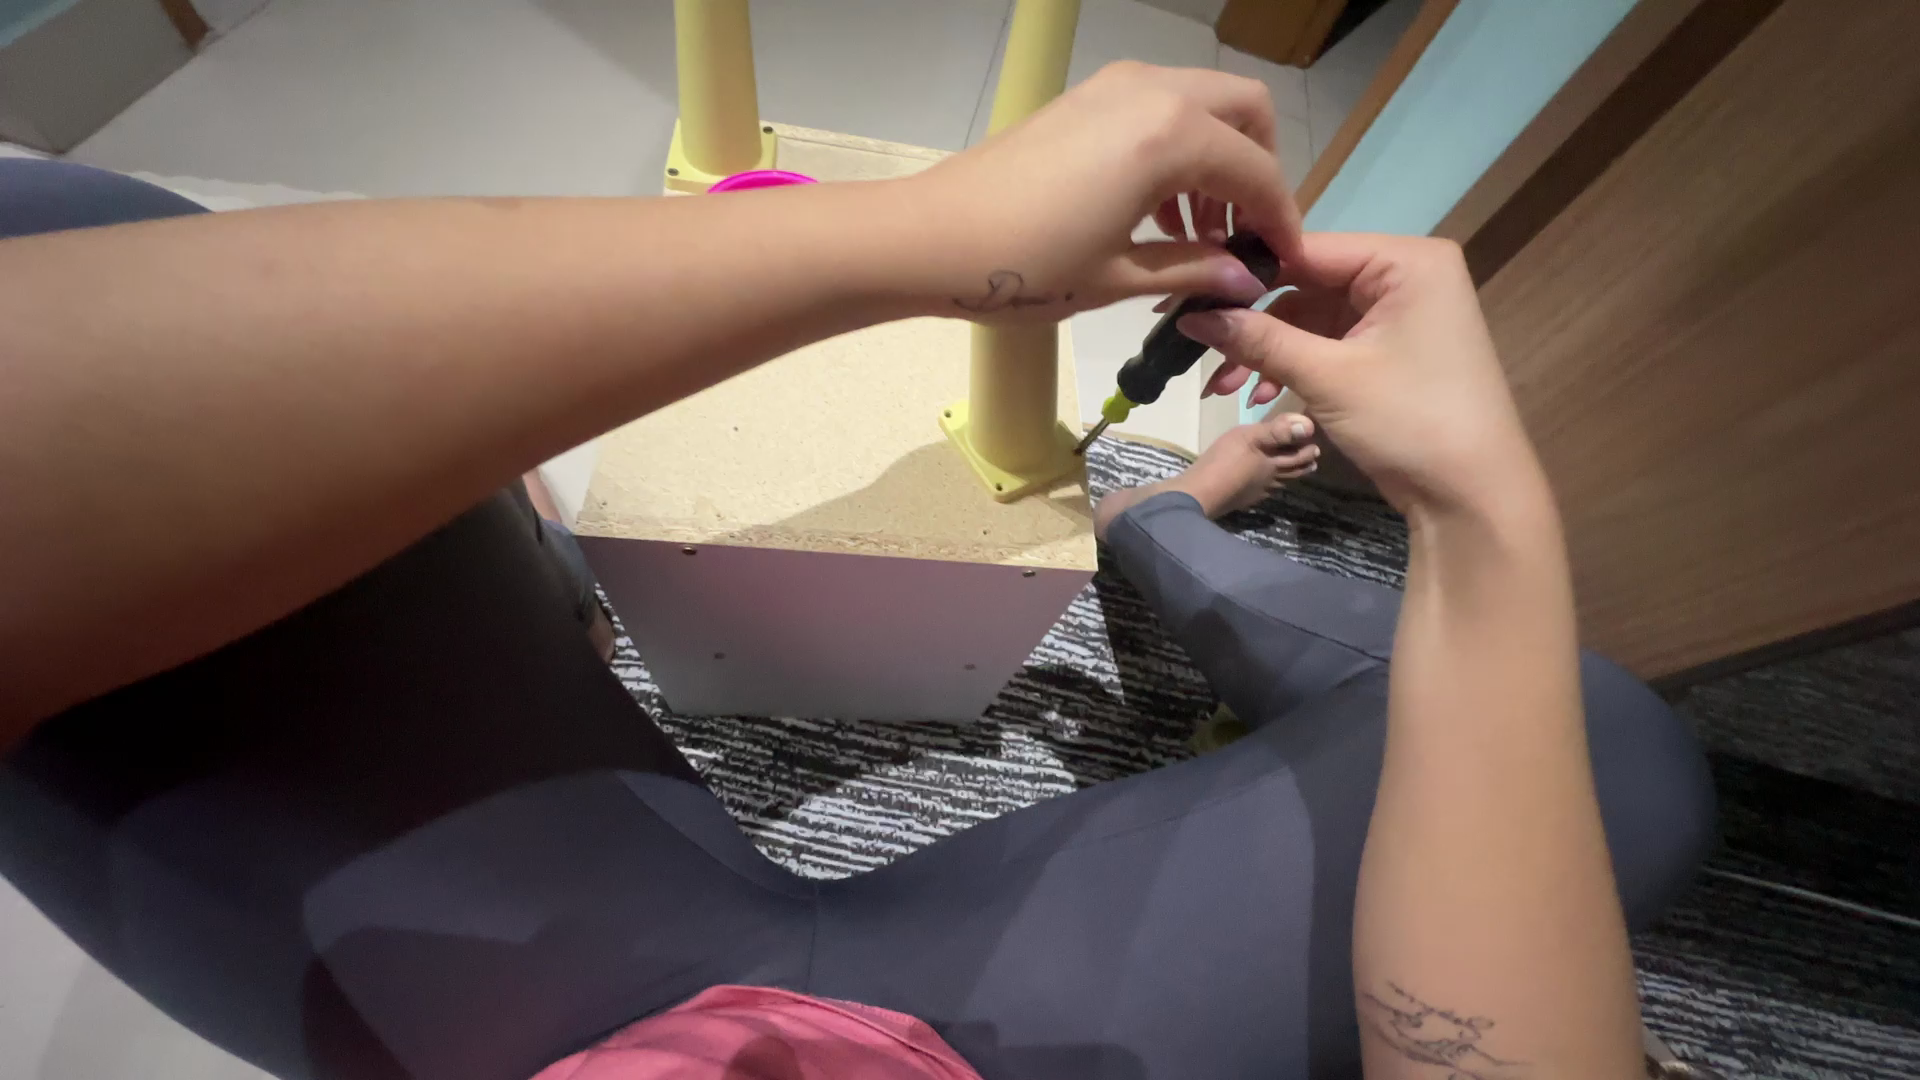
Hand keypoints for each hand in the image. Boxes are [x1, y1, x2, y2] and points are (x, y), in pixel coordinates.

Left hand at [907, 61, 1302, 320]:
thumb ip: (1190, 270)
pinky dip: (1175, 151)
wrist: (931, 239)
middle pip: (1243, 112)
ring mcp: (1113, 87)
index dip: (1279, 219)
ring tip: (1198, 233)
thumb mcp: (1116, 278)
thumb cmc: (1025, 268)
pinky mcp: (1083, 99)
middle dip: (1257, 171)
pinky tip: (1157, 210)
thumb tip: (1244, 277)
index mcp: (1171, 136)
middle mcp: (1152, 91)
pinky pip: (1156, 111)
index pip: (1256, 171)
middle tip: (1240, 235)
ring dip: (1215, 161)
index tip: (1283, 259)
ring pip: (1199, 105)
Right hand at [1177, 234, 1547, 519]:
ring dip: (1265, 353)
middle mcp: (1402, 276)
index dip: (1245, 275)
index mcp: (1404, 261)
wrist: (1468, 492)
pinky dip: (1290, 368)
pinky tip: (1262, 397)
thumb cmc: (1408, 419)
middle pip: (1304, 285)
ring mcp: (1395, 314)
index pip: (1306, 249)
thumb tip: (1189, 315)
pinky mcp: (1385, 349)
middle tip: (1203, 355)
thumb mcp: (1326, 375)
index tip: (1189, 298)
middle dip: (1252, 325)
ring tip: (1225, 391)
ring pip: (1307, 319)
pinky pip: (1324, 345)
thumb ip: (1257, 340)